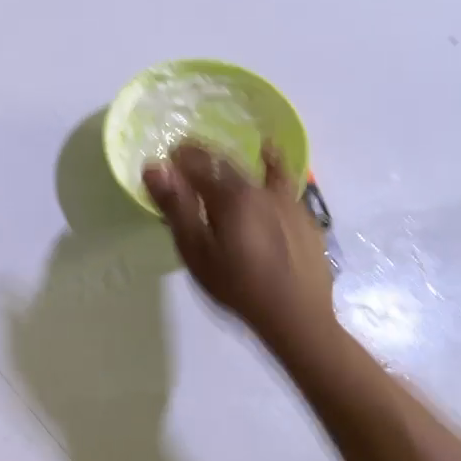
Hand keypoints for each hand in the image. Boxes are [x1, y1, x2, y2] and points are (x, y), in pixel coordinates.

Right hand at [143, 143, 336, 352]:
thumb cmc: (237, 286)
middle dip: (208, 155)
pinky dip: (280, 172)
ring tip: (257, 145)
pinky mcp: (306, 219)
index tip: (169, 152)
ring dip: (254, 156)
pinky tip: (282, 173)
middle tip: (193, 152)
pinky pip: (288, 186)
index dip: (181, 156)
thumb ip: (176, 207)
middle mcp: (260, 191)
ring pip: (265, 171)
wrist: (297, 315)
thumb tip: (154, 168)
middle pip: (230, 164)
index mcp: (230, 197)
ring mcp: (288, 203)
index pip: (199, 164)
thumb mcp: (197, 252)